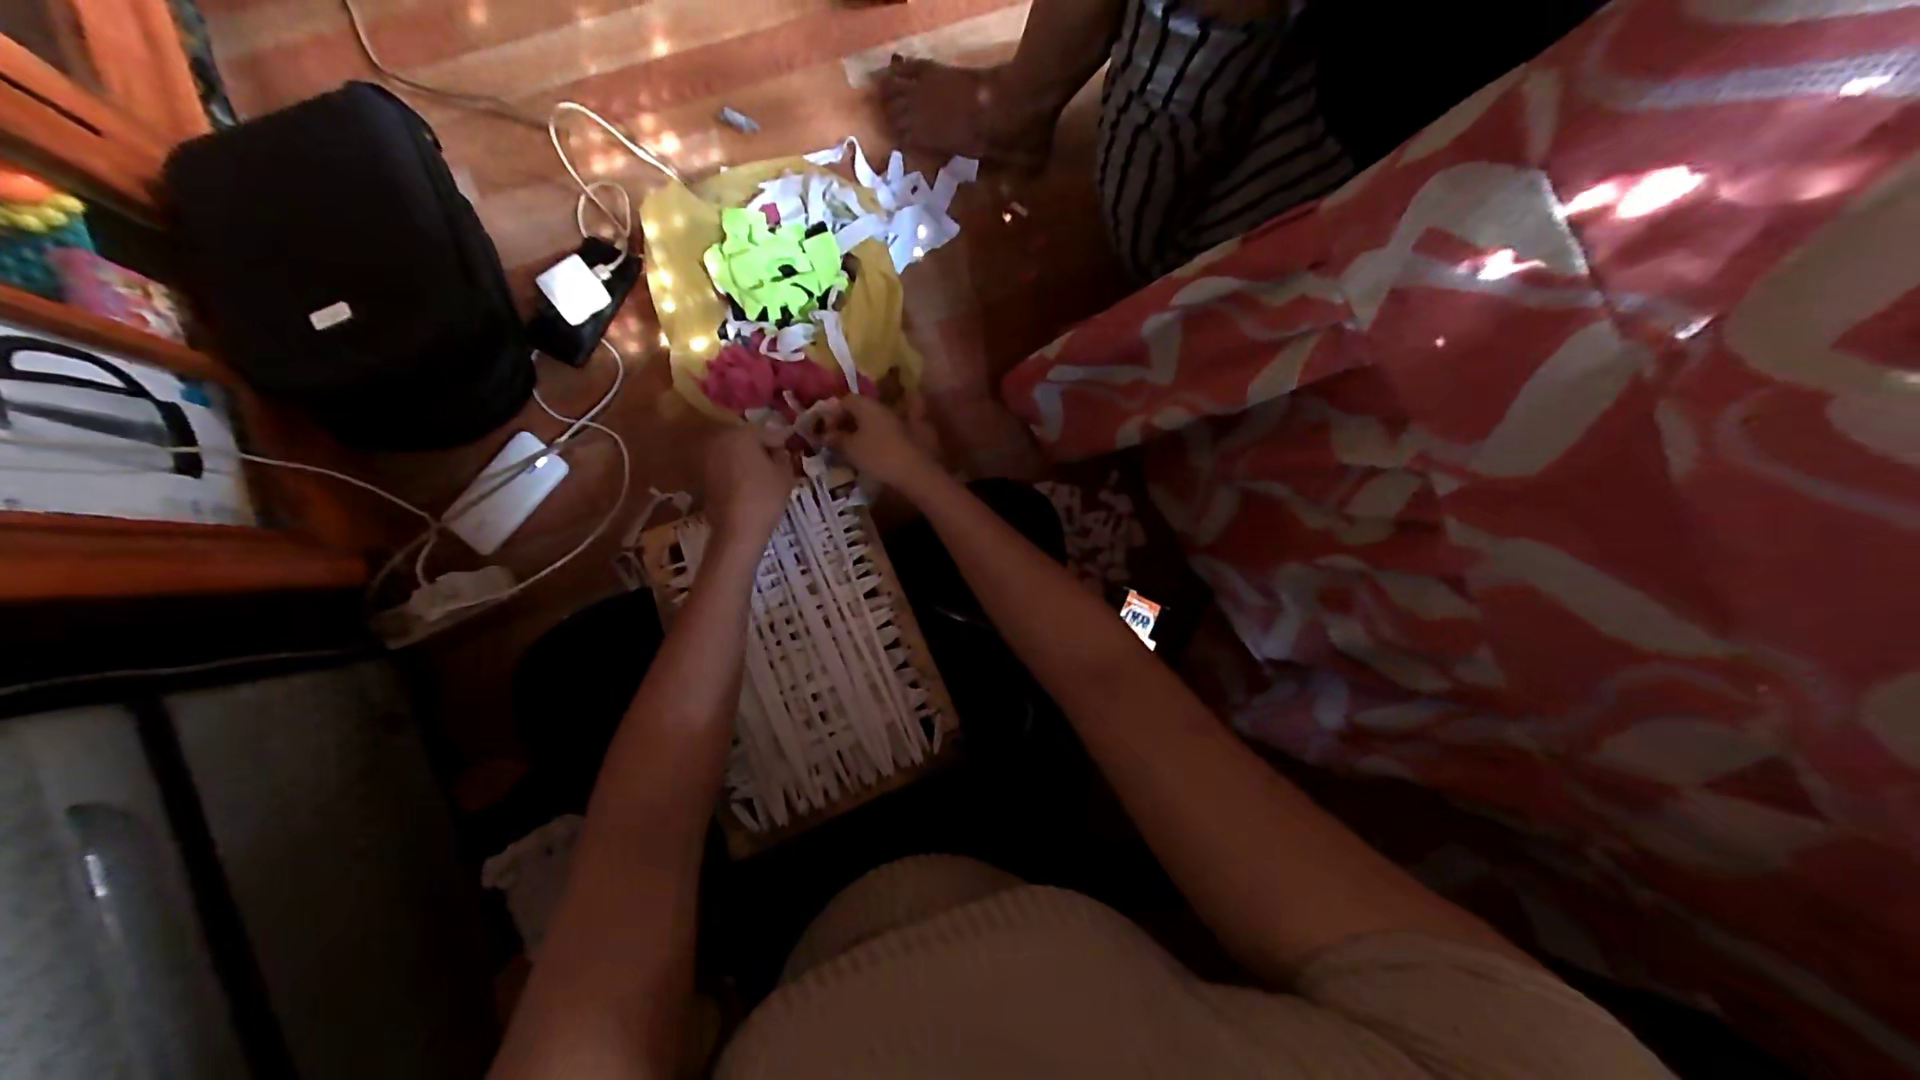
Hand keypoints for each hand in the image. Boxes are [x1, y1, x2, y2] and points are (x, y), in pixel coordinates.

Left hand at [702, 425, 793, 543]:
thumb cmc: (765, 497)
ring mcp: (708, 458)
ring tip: (762, 474)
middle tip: (776, 462)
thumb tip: (779, 452)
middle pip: (747, 441)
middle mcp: (720, 441)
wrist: (737, 529)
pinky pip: (725, 468)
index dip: (781, 443)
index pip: (767, 434)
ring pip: (734, 454)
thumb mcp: (784, 475)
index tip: (790, 450)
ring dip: (747, 461)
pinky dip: (736, 472)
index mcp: (742, 435)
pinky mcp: (703, 476)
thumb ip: (783, 457)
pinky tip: (747, 484)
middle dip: (761, 450)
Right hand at [822, 394, 941, 491]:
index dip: (834, 415)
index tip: (828, 432)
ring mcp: (901, 419)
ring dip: (865, 431)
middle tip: (840, 441)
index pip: (845, 400)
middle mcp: (884, 407)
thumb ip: (836, 440)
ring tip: (857, 448)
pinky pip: (890, 432)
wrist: (916, 472)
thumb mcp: (850, 450)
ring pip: (877, 421)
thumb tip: (826, 435)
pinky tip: (876, 453)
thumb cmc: (878, 456)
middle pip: (862, 409)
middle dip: (849, 423)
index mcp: (868, 404)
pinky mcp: (913, 434)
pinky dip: (880, 439)